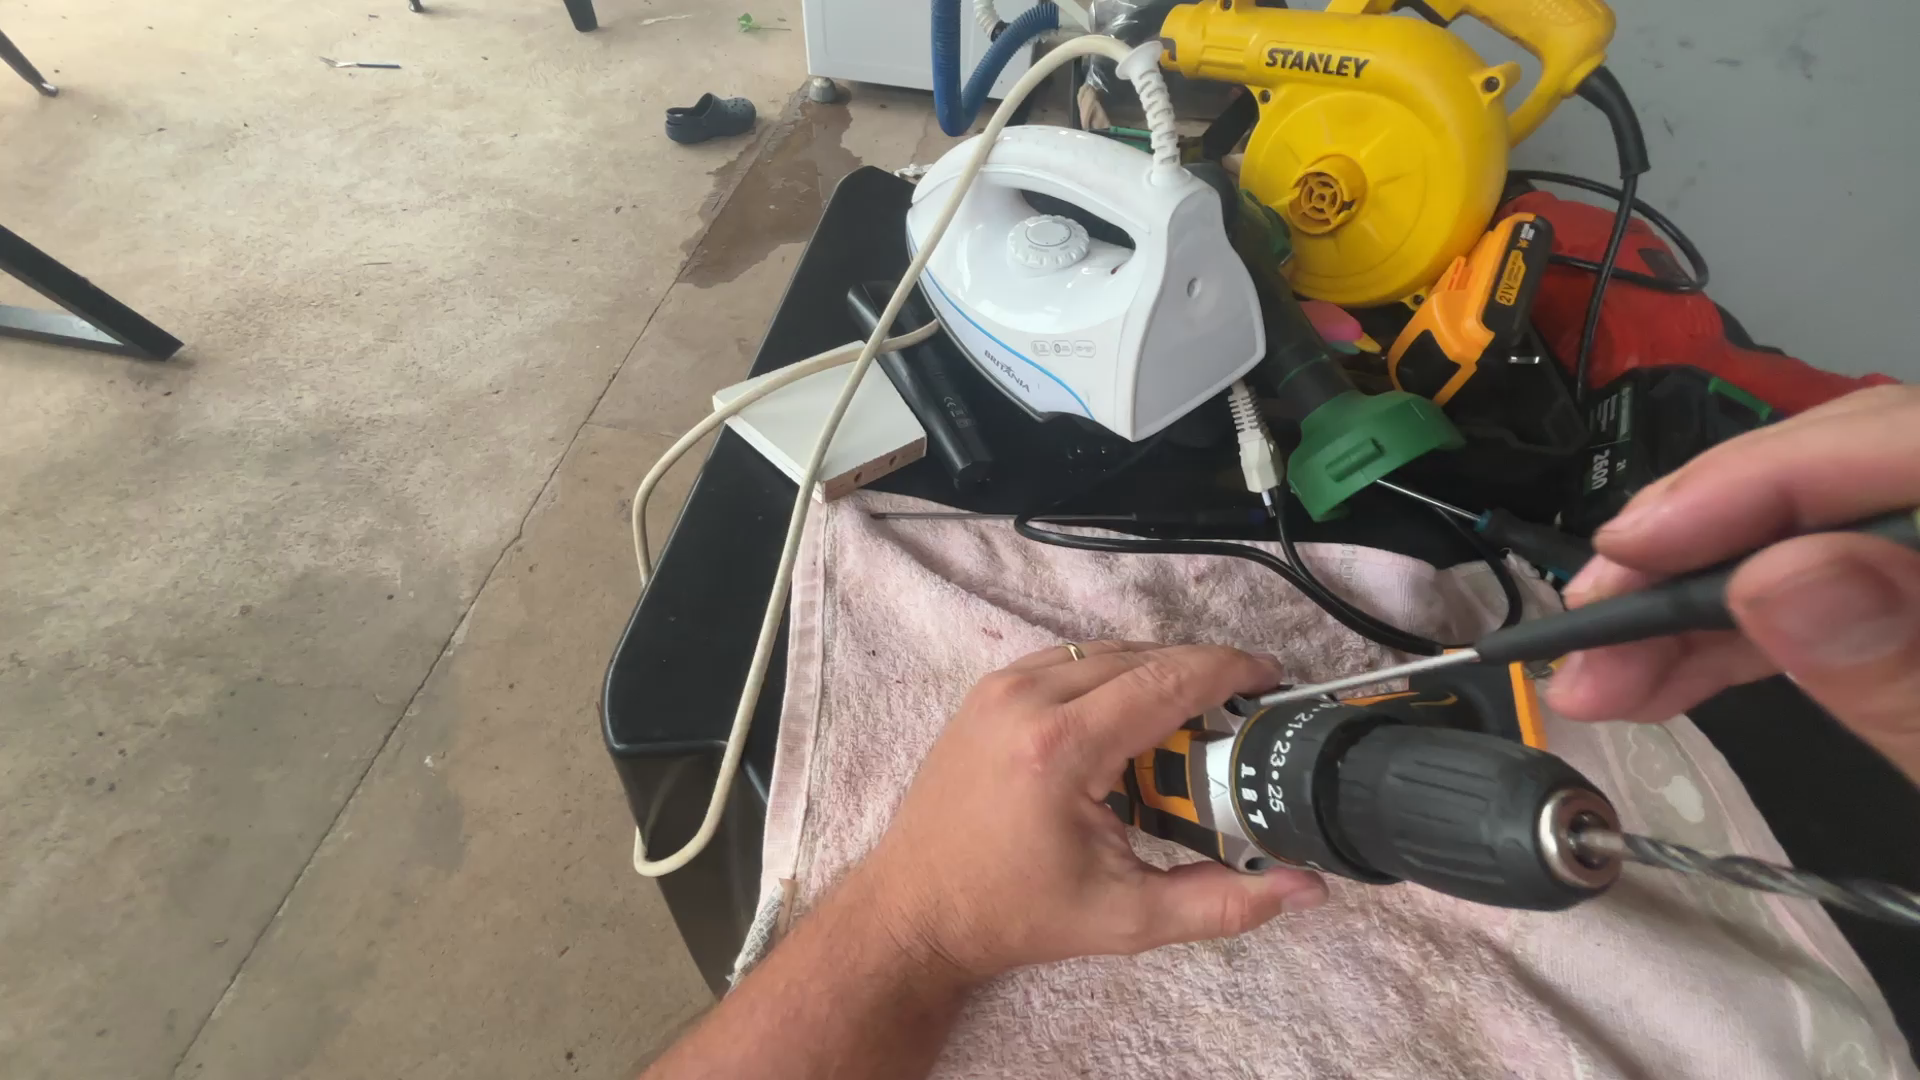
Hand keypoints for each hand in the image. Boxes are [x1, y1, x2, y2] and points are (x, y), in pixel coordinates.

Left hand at [849, 642, 1327, 983]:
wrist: (917, 902)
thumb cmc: (1017, 913)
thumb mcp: (1125, 918)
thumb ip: (1222, 901)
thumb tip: (1309, 890)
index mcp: (1061, 746)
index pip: (1163, 681)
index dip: (1225, 669)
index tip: (1271, 674)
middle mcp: (1026, 696)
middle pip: (1136, 657)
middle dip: (1196, 669)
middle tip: (1241, 702)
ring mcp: (999, 685)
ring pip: (1099, 652)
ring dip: (1152, 667)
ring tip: (1193, 705)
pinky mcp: (985, 689)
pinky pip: (1064, 660)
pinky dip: (1107, 671)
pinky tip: (1129, 706)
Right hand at [1548, 385, 1919, 781]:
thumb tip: (1778, 579)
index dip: (1756, 484)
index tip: (1627, 550)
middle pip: (1846, 479)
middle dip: (1691, 554)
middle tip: (1590, 624)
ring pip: (1807, 539)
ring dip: (1685, 609)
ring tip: (1601, 677)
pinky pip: (1817, 591)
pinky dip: (1728, 637)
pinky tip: (1660, 677)